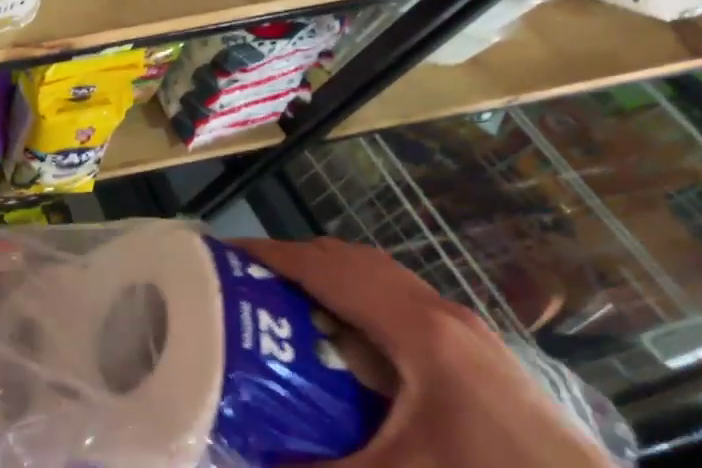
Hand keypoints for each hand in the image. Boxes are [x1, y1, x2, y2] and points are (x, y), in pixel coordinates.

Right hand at [236, 238, 618, 467]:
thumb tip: (250, 464)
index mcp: (414, 329)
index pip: (324, 267)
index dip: (269, 255)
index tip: (220, 256)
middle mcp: (439, 313)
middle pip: (349, 259)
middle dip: (292, 260)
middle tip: (244, 281)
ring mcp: (466, 328)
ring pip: (380, 275)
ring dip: (329, 275)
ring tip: (287, 302)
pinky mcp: (480, 350)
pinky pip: (402, 299)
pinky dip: (361, 298)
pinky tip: (350, 340)